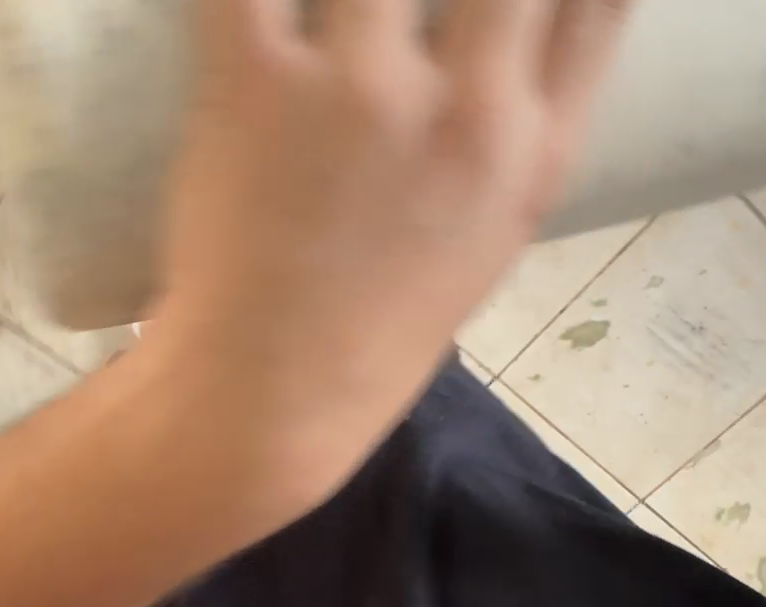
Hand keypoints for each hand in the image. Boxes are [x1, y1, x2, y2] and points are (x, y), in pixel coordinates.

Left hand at [153, 0, 634, 437]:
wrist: (262, 407)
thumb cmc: (362, 347)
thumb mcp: (474, 255)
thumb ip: (502, 149)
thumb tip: (499, 67)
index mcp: (532, 157)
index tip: (501, 0)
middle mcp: (468, 111)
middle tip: (385, 21)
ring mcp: (363, 90)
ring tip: (323, 20)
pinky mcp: (257, 88)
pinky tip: (233, 9)